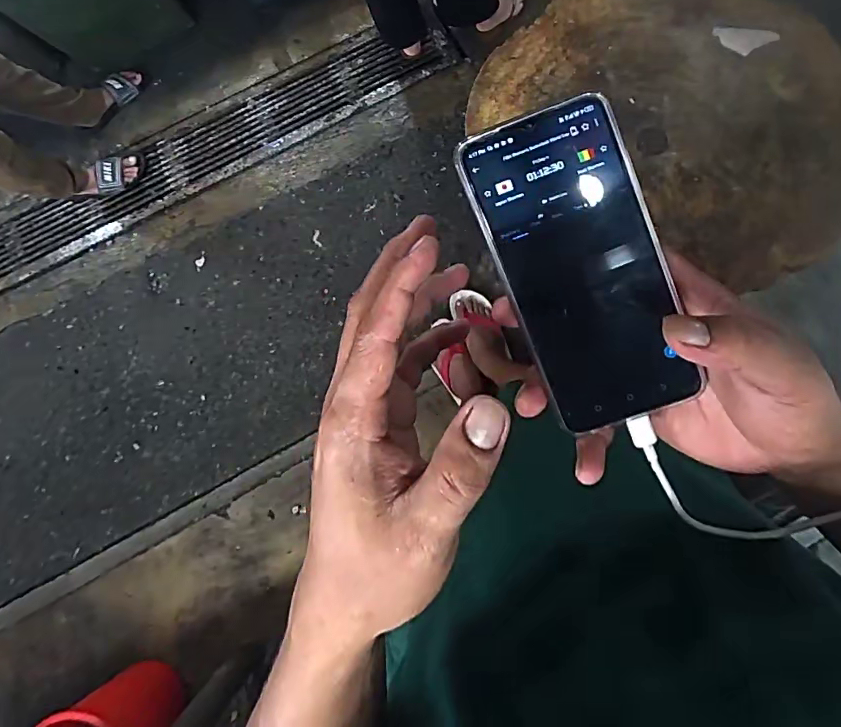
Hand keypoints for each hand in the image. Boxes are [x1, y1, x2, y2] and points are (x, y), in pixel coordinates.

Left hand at [289, 217, 510, 645]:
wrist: (344, 610)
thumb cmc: (378, 571)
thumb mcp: (426, 528)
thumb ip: (459, 471)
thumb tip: (496, 407)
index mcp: (353, 418)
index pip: (376, 335)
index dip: (402, 284)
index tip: (429, 243)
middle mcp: (353, 403)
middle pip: (368, 319)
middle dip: (395, 270)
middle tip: (429, 229)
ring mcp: (365, 411)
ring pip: (386, 336)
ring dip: (415, 298)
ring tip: (456, 272)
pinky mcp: (379, 423)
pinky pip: (403, 364)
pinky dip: (429, 338)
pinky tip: (459, 335)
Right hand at [464, 252, 840, 486]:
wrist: (797, 449)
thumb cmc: (793, 386)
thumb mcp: (770, 358)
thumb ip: (728, 339)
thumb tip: (672, 328)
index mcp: (687, 298)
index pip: (637, 264)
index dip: (593, 257)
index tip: (541, 262)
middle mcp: (657, 326)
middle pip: (596, 313)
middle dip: (550, 321)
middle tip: (502, 327)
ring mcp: (645, 369)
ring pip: (589, 366)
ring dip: (554, 380)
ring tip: (526, 403)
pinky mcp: (645, 410)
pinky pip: (606, 418)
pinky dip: (591, 439)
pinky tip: (585, 467)